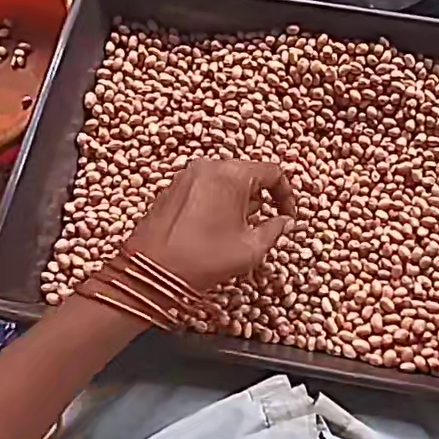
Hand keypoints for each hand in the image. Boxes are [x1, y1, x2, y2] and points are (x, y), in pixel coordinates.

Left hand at [125, 159, 295, 291]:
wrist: (150, 271)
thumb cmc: (202, 259)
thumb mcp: (250, 249)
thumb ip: (275, 230)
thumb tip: (286, 222)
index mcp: (231, 174)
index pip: (272, 172)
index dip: (286, 195)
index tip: (287, 215)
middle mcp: (207, 166)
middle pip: (246, 174)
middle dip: (260, 198)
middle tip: (264, 224)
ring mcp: (185, 177)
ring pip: (223, 181)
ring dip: (237, 201)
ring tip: (237, 231)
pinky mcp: (170, 190)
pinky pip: (202, 189)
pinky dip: (215, 203)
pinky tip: (214, 230)